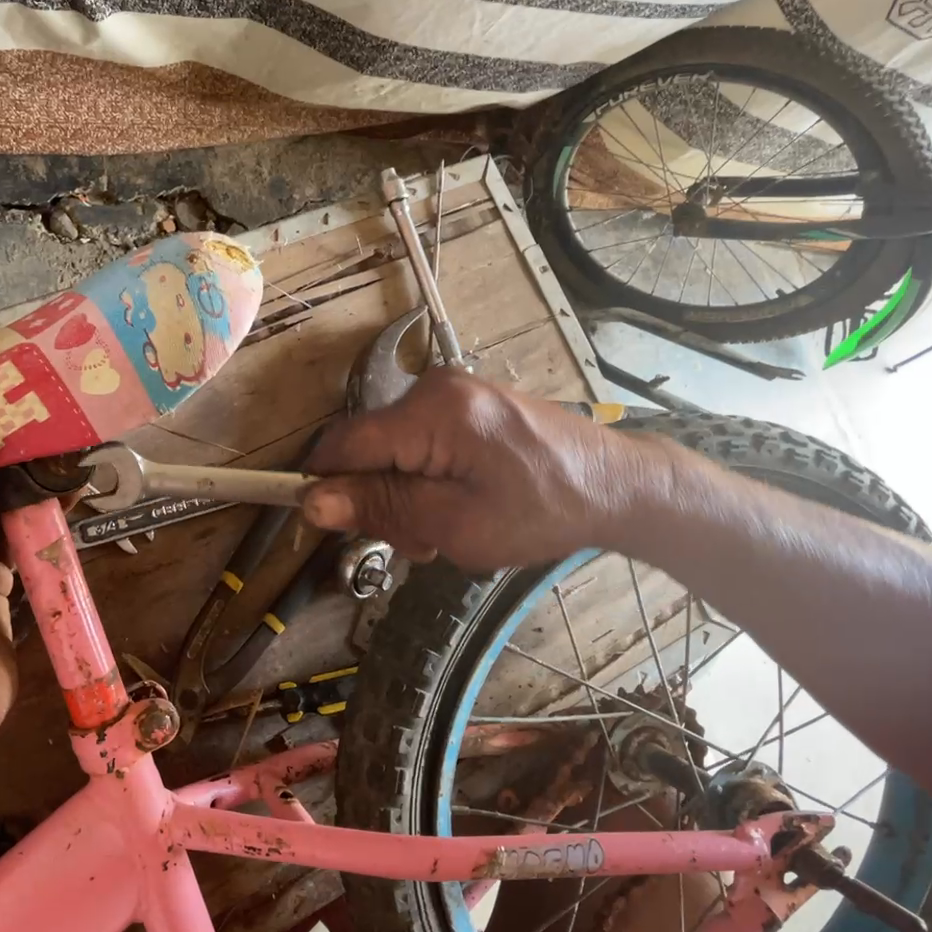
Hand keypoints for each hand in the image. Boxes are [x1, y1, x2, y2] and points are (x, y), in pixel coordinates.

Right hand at [301, 369, 669, 570]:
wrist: (619, 486)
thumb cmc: (542, 511)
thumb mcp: (456, 524)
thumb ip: (381, 507)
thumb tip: (312, 502)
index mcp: (431, 412)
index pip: (343, 444)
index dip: (322, 485)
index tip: (325, 527)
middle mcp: (434, 388)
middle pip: (366, 448)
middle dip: (379, 499)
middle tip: (422, 543)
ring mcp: (451, 392)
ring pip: (389, 449)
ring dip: (403, 494)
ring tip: (447, 529)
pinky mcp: (464, 402)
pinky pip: (416, 441)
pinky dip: (422, 477)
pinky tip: (456, 504)